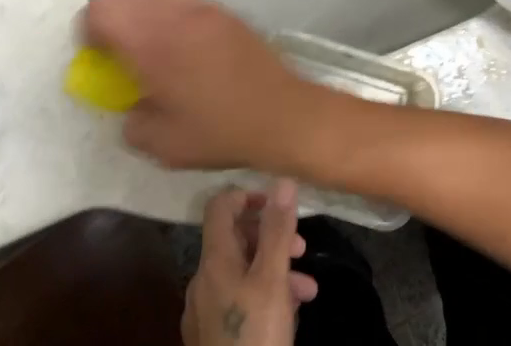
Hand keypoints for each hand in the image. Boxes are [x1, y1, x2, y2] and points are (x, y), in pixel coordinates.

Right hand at [80, 0, 320, 170]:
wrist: (283, 114)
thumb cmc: (219, 131)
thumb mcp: (160, 143)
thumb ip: (132, 120)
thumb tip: (131, 103)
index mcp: (154, 42)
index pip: (103, 8)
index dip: (89, 28)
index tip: (96, 55)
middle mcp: (178, 14)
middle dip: (112, 11)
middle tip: (116, 44)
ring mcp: (206, 8)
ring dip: (145, 5)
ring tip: (150, 40)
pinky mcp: (228, 13)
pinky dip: (174, 11)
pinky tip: (185, 46)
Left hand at [183, 181, 317, 345]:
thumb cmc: (255, 333)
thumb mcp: (273, 280)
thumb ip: (277, 231)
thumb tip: (282, 181)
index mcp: (213, 260)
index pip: (221, 206)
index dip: (249, 196)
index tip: (280, 206)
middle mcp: (202, 280)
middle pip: (234, 240)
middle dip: (271, 238)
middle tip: (303, 249)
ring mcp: (203, 310)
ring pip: (242, 273)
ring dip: (275, 270)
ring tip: (308, 289)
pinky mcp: (211, 335)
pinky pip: (237, 301)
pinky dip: (263, 296)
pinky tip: (290, 313)